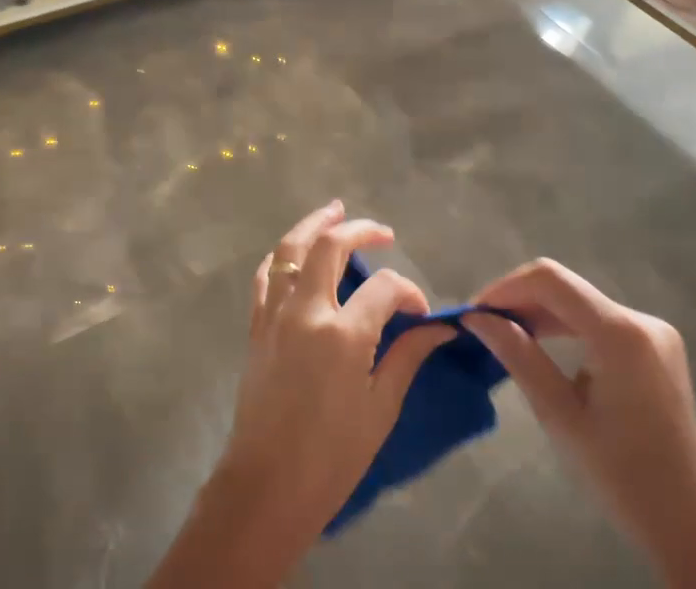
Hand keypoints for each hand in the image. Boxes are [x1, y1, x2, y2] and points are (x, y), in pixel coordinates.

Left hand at [146, 202, 454, 588]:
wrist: (267, 485)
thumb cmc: (332, 456)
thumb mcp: (380, 409)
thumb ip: (407, 358)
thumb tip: (439, 328)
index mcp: (343, 335)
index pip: (384, 288)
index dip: (408, 292)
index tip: (420, 311)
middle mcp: (305, 312)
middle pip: (329, 246)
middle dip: (359, 230)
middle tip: (383, 231)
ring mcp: (274, 316)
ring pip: (289, 250)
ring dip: (313, 225)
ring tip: (334, 210)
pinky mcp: (256, 327)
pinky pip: (265, 276)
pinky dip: (281, 256)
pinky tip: (294, 252)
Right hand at [463, 260, 695, 588]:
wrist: (687, 522)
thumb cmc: (619, 475)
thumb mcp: (558, 414)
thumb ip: (518, 356)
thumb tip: (477, 319)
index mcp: (621, 333)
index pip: (550, 280)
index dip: (505, 288)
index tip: (474, 315)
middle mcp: (642, 321)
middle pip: (567, 288)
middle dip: (519, 300)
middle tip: (482, 328)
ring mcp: (655, 334)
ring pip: (582, 303)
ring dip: (540, 314)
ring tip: (503, 337)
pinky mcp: (657, 350)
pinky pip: (600, 322)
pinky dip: (566, 328)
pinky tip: (542, 348)